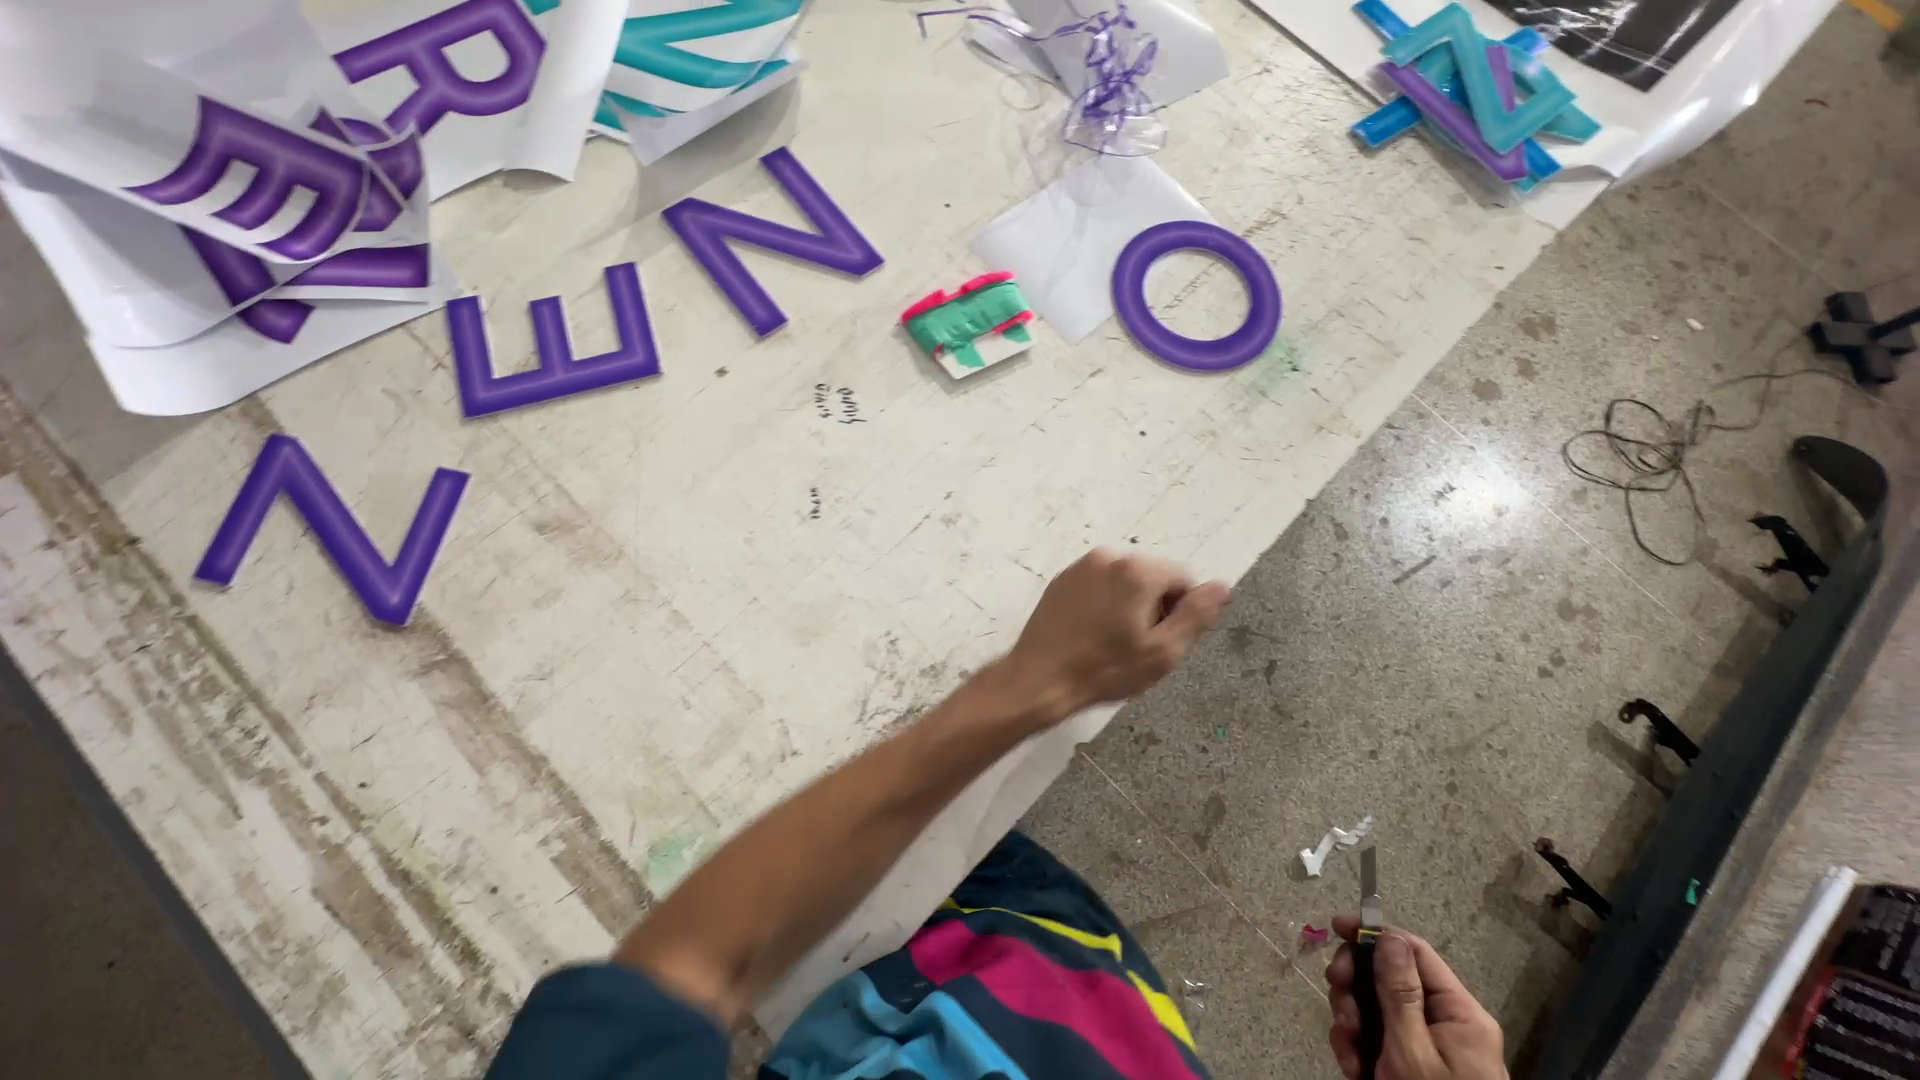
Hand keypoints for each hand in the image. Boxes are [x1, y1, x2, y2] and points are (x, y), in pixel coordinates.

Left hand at [1000, 547, 1229, 722]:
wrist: (1038, 680)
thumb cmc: (1104, 670)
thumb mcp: (1162, 652)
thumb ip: (1197, 615)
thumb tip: (1223, 586)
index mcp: (1138, 570)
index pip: (1184, 580)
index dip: (1181, 613)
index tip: (1161, 641)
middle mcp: (1109, 557)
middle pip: (1153, 577)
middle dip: (1155, 607)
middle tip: (1137, 646)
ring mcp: (1081, 566)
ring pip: (1125, 582)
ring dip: (1129, 606)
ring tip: (1113, 643)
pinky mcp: (1061, 580)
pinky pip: (1098, 586)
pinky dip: (1103, 605)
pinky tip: (1092, 635)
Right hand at [1325, 916, 1505, 1079]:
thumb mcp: (1412, 1051)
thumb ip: (1399, 993)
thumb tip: (1390, 937)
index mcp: (1459, 1013)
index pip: (1415, 952)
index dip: (1375, 933)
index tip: (1334, 927)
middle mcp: (1444, 1022)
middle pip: (1389, 977)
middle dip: (1355, 985)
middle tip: (1334, 992)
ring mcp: (1425, 1045)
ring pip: (1375, 1008)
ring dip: (1350, 1021)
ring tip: (1347, 1048)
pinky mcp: (1408, 1065)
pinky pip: (1374, 1039)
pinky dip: (1356, 1048)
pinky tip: (1352, 1068)